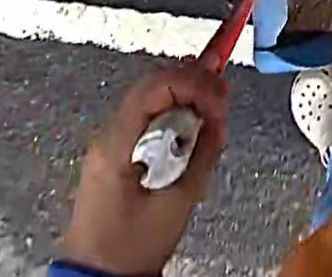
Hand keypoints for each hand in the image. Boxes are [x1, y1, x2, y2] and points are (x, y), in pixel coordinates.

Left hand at [58, 64, 228, 275]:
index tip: (219, 96)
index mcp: (117, 143)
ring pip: (150, 93)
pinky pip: (148, 112)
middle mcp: (109, 133)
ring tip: (214, 96)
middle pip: (153, 83)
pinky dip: (174, 105)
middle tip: (221, 86)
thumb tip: (217, 121)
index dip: (193, 83)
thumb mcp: (176, 205)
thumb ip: (200, 158)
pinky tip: (194, 112)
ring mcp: (111, 138)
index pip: (156, 87)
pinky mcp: (119, 148)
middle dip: (192, 79)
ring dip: (184, 89)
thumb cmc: (129, 251)